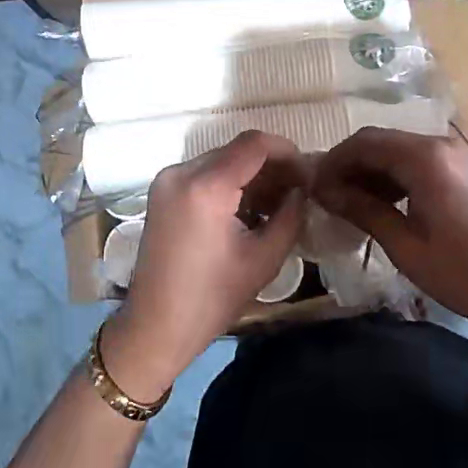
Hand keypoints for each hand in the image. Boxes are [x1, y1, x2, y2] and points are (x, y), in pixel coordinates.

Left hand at [103, 131, 305, 399]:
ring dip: (249, 176)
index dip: (287, 152)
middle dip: (270, 167)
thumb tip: (303, 188)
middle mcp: (181, 172)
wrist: (157, 322)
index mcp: (205, 186)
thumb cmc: (213, 296)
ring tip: (278, 205)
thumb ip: (290, 214)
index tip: (309, 174)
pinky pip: (201, 175)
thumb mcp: (264, 257)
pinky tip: (248, 210)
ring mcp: (166, 180)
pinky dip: (226, 184)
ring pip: (219, 161)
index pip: (253, 144)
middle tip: (299, 193)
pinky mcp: (161, 192)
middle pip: (235, 151)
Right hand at [311, 128, 467, 341]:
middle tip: (329, 199)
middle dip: (350, 167)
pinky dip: (400, 179)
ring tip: (355, 206)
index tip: (312, 189)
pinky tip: (392, 208)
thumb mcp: (407, 247)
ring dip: (374, 173)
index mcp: (425, 158)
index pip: (362, 142)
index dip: (331, 162)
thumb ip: (362, 210)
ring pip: (403, 153)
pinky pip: (426, 164)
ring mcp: (466, 158)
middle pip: (382, 143)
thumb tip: (323, 190)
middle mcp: (445, 146)